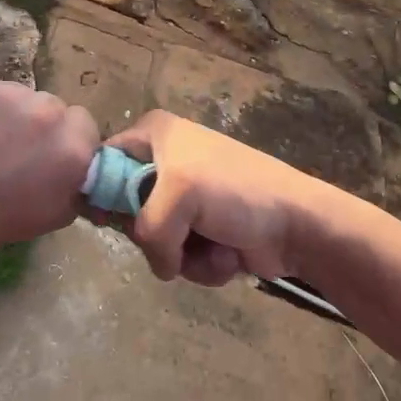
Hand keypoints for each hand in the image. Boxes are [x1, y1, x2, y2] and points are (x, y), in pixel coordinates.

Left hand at [0, 72, 99, 261]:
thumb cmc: (4, 218)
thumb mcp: (59, 212)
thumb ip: (78, 180)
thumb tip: (83, 164)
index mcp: (71, 142)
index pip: (81, 121)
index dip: (65, 137)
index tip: (47, 151)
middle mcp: (44, 110)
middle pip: (49, 104)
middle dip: (36, 122)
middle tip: (14, 146)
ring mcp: (6, 92)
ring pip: (15, 93)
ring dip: (6, 110)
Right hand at [106, 109, 341, 285]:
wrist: (300, 224)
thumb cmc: (235, 191)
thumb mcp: (178, 193)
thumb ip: (147, 227)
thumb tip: (160, 267)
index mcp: (153, 133)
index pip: (104, 159)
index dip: (100, 191)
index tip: (105, 220)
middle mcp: (164, 160)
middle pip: (127, 207)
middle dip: (153, 232)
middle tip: (172, 235)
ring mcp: (186, 199)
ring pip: (155, 239)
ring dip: (182, 254)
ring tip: (212, 247)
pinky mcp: (204, 230)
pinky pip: (180, 256)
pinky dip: (202, 264)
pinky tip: (227, 257)